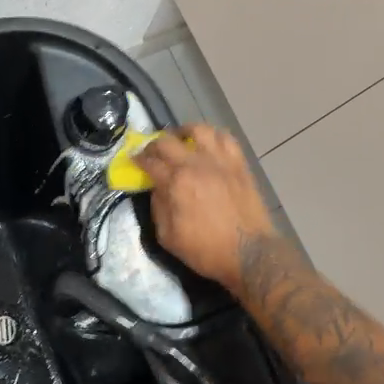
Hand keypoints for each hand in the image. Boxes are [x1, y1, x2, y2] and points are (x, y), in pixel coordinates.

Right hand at [134, 123, 277, 291]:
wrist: (250, 254)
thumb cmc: (206, 250)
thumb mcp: (168, 237)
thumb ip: (158, 208)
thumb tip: (157, 188)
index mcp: (176, 183)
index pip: (150, 162)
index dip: (138, 160)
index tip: (133, 160)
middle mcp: (196, 165)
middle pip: (168, 141)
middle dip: (153, 144)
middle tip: (152, 153)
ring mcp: (220, 161)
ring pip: (199, 129)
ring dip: (184, 132)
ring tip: (180, 139)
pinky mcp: (239, 164)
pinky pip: (226, 138)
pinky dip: (213, 136)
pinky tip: (208, 143)